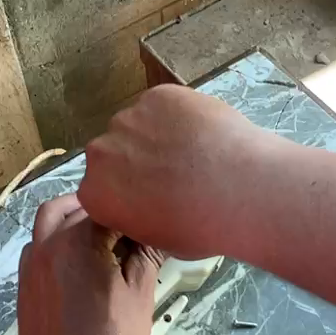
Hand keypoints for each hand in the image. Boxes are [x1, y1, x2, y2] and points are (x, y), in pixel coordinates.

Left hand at [16, 196, 158, 334]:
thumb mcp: (139, 294)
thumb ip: (146, 254)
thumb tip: (157, 231)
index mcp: (78, 240)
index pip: (106, 207)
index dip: (129, 211)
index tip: (145, 221)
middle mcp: (48, 243)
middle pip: (73, 208)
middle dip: (99, 209)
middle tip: (124, 225)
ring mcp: (31, 264)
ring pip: (48, 222)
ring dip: (70, 219)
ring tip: (99, 237)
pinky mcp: (24, 285)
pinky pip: (37, 248)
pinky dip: (55, 242)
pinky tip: (77, 263)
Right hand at [78, 85, 284, 259]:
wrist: (240, 189)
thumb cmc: (201, 227)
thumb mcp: (159, 239)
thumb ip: (136, 216)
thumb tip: (144, 205)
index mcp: (95, 194)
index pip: (100, 189)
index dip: (124, 191)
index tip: (148, 195)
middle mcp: (101, 152)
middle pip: (113, 152)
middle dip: (134, 159)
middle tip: (172, 172)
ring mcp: (128, 118)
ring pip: (137, 124)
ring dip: (156, 134)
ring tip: (193, 151)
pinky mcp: (157, 95)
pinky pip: (162, 104)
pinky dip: (178, 114)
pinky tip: (202, 131)